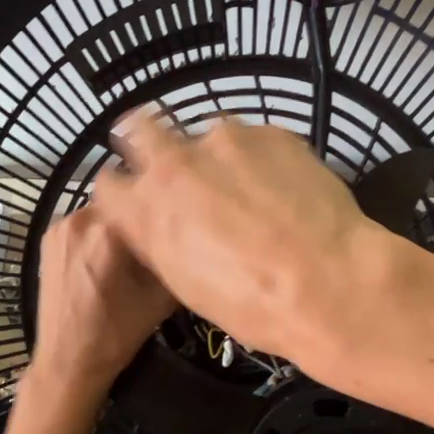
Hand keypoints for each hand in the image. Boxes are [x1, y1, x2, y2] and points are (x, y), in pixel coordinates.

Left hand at [28, 205, 175, 400]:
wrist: (67, 362)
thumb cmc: (115, 335)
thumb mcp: (160, 301)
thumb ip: (175, 262)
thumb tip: (191, 240)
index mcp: (108, 232)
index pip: (147, 204)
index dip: (162, 219)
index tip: (171, 237)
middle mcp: (80, 220)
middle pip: (123, 207)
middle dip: (138, 224)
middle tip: (151, 251)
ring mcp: (59, 228)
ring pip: (101, 216)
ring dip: (116, 231)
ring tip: (128, 260)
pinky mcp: (47, 240)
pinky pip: (82, 228)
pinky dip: (96, 239)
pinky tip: (105, 265)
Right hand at [92, 108, 405, 359]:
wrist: (325, 282)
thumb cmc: (253, 305)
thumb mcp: (189, 286)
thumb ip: (164, 242)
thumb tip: (165, 227)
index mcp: (148, 212)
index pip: (108, 184)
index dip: (121, 188)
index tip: (133, 193)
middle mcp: (175, 165)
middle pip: (140, 128)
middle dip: (148, 140)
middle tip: (173, 164)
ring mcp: (224, 142)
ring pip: (203, 133)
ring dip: (213, 153)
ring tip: (243, 185)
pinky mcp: (269, 132)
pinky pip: (252, 138)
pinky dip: (257, 157)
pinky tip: (279, 186)